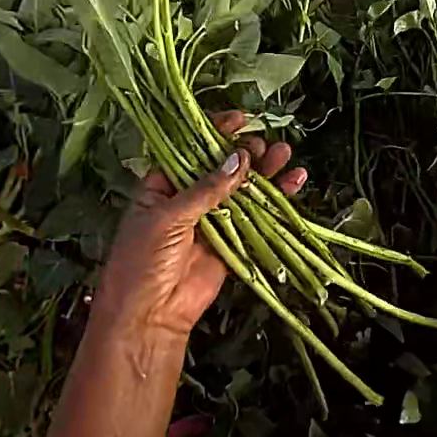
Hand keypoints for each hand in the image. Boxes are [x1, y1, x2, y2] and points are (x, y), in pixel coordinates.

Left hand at [100, 111, 307, 339]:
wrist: (149, 317)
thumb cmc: (142, 262)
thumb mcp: (167, 218)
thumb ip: (206, 190)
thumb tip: (240, 159)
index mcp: (163, 186)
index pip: (191, 149)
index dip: (214, 131)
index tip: (240, 119)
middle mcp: (189, 197)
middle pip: (223, 165)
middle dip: (245, 152)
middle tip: (264, 146)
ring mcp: (213, 218)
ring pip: (245, 187)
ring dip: (266, 170)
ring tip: (284, 155)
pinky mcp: (233, 239)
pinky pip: (258, 214)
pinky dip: (277, 199)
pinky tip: (294, 182)